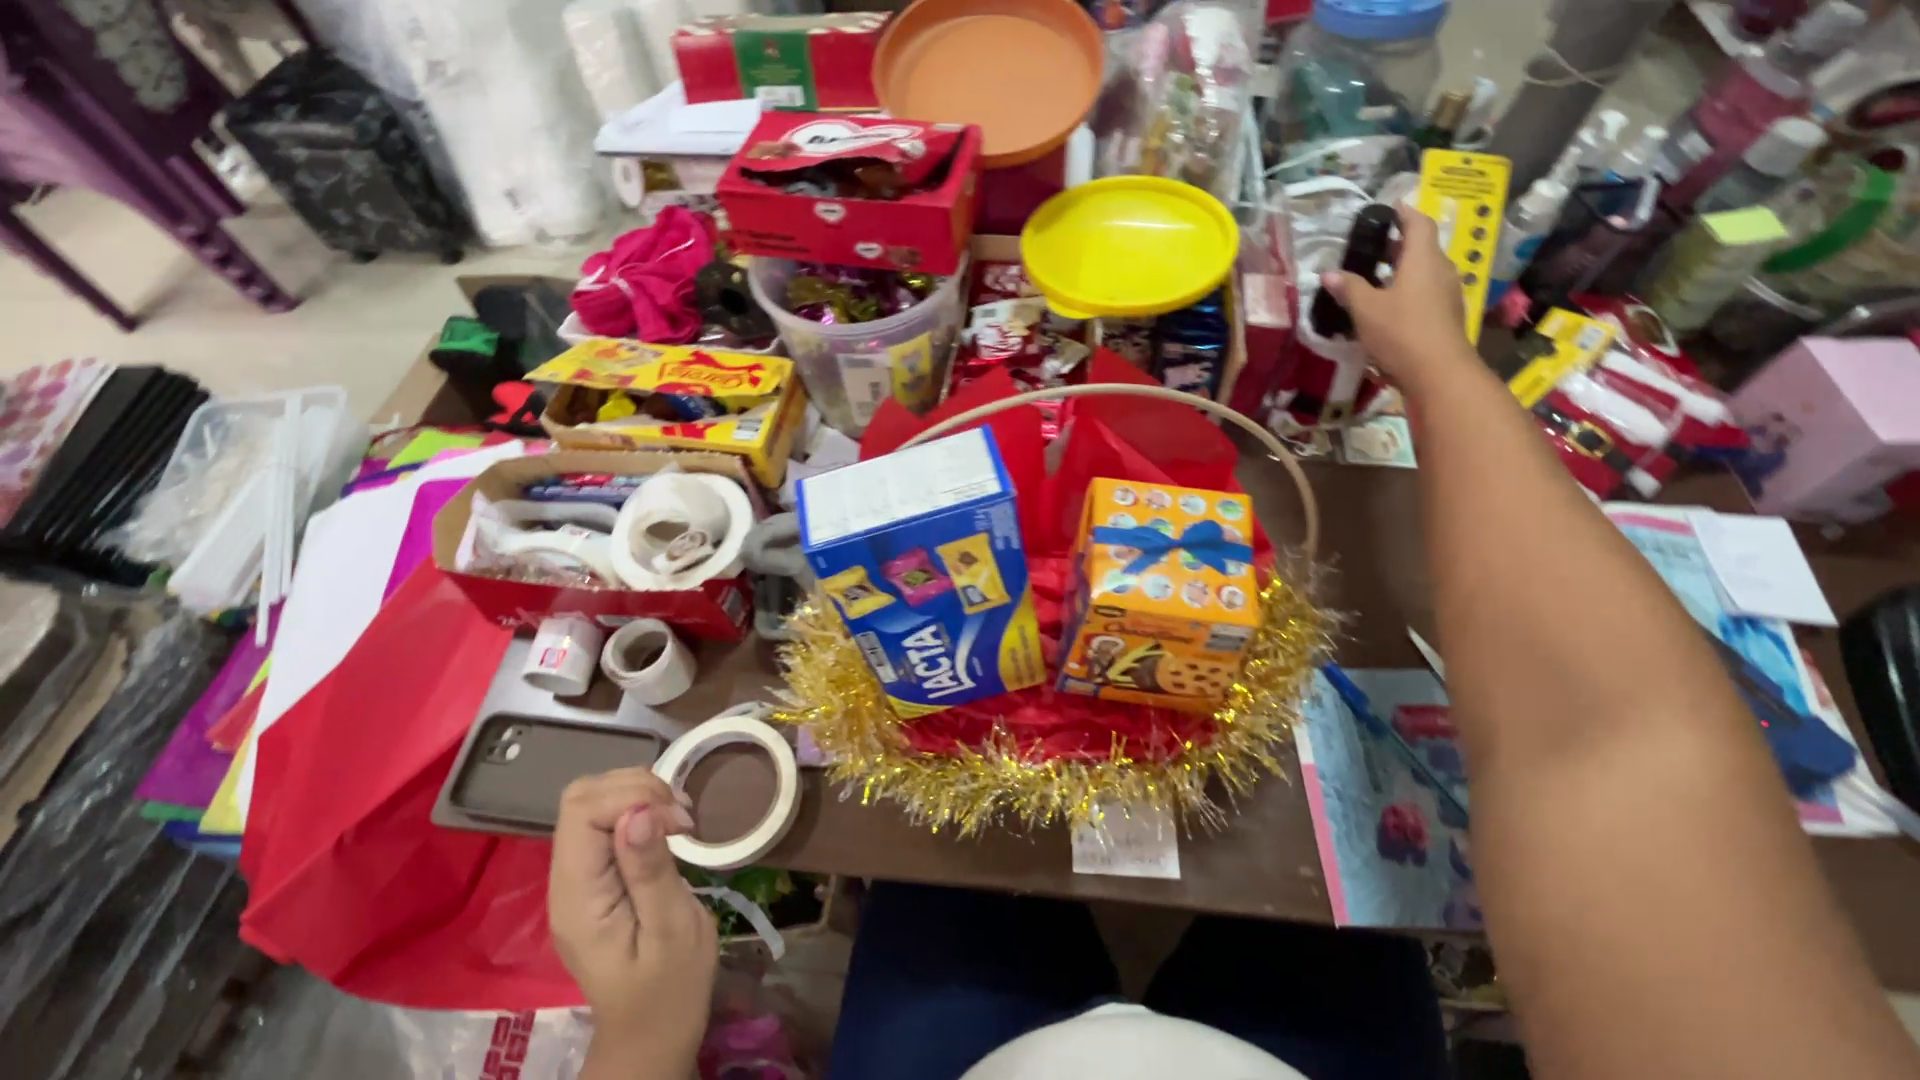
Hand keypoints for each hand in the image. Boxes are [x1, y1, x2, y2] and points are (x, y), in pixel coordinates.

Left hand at [548, 768, 715, 1071]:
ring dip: (638, 794)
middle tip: (682, 816)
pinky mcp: (594, 878)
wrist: (652, 1034)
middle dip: (635, 787)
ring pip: (590, 802)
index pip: (583, 812)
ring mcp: (577, 879)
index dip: (633, 796)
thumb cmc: (670, 988)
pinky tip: (667, 827)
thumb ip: (651, 870)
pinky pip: (604, 822)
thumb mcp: (673, 930)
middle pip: (580, 798)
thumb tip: (639, 812)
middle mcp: (566, 881)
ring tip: (679, 819)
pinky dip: (638, 807)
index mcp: (578, 897)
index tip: (680, 821)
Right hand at [1320, 206, 1475, 392]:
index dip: (1404, 213)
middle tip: (1373, 247)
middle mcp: (1440, 270)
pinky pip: (1426, 293)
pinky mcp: (1446, 317)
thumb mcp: (1366, 309)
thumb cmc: (1401, 332)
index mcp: (1423, 259)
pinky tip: (1388, 306)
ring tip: (1375, 278)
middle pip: (1422, 248)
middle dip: (1398, 244)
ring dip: (1402, 270)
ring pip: (1424, 272)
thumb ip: (1349, 288)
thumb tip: (1330, 274)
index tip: (1389, 208)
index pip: (1419, 223)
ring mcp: (1447, 294)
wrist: (1439, 373)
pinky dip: (1408, 290)